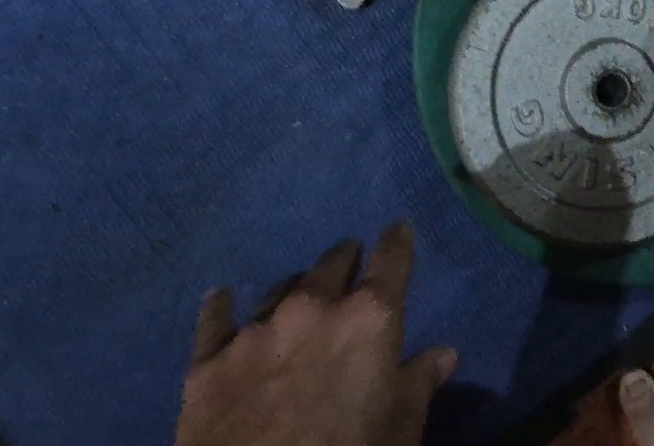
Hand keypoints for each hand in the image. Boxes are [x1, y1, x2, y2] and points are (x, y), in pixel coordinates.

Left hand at [175, 220, 456, 445]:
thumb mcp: (400, 431)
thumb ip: (419, 385)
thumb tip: (443, 354)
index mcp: (369, 318)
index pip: (392, 258)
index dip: (397, 240)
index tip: (399, 228)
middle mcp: (314, 307)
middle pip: (333, 264)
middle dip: (345, 261)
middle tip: (350, 264)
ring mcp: (258, 331)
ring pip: (282, 289)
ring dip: (296, 290)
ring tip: (299, 293)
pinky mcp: (209, 362)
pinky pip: (215, 321)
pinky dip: (221, 308)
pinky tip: (220, 298)